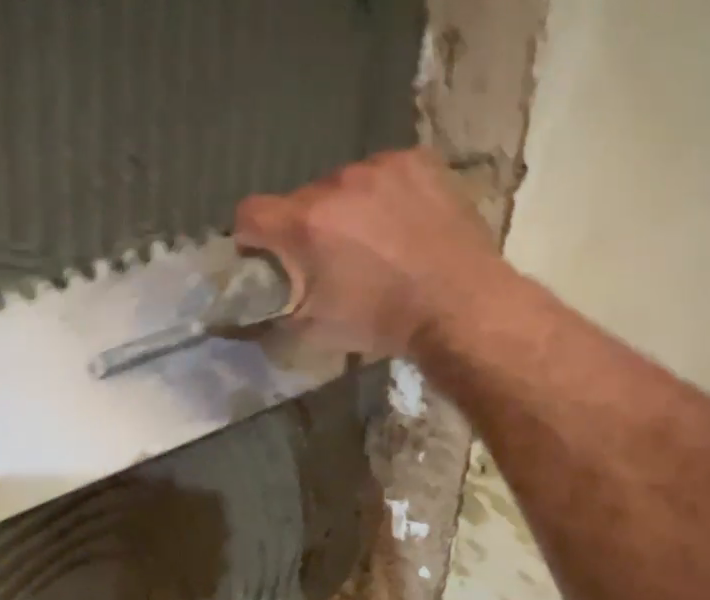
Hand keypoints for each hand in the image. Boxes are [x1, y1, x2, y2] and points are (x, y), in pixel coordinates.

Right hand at [234, 148, 503, 357]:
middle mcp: (338, 184)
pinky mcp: (417, 161)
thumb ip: (276, 305)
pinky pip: (382, 173)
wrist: (461, 306)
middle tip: (329, 258)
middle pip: (299, 199)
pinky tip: (401, 222)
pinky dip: (383, 194)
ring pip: (342, 185)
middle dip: (305, 226)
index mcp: (305, 223)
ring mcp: (381, 167)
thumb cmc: (381, 321)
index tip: (265, 255)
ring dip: (345, 208)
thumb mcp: (313, 328)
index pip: (248, 213)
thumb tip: (262, 300)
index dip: (250, 237)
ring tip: (372, 240)